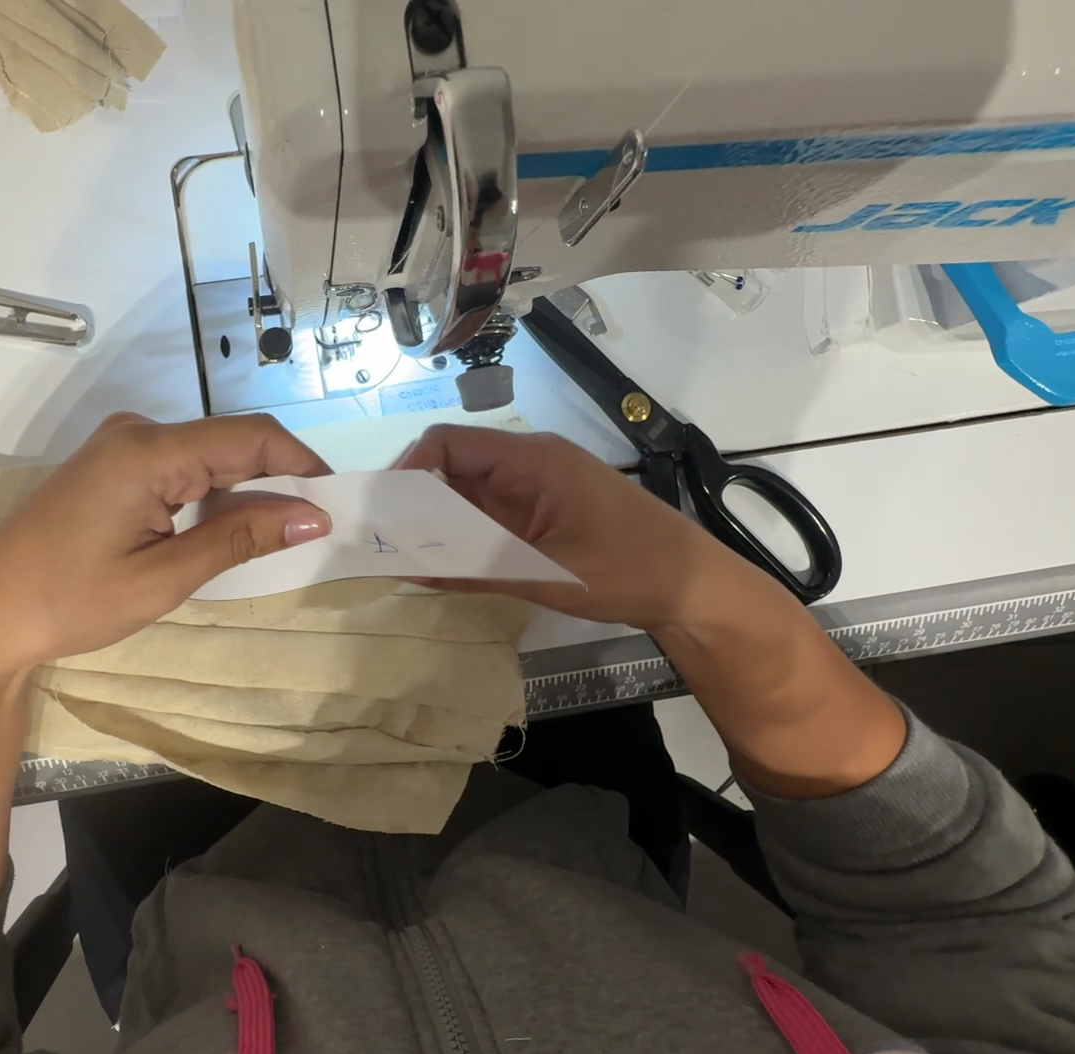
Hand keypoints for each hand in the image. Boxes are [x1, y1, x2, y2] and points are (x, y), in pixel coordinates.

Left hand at [0, 413, 331, 699]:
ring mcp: (121, 445)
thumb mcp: (164, 577)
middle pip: (232, 441)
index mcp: (149, 450)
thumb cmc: (70, 603)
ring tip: (269, 540)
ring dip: (246, 491)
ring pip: (209, 455)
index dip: (302, 463)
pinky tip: (222, 531)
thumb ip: (241, 538)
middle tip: (308, 532)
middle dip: (278, 481)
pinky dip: (213, 494)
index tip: (334, 504)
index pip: (251, 436)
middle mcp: (137, 431)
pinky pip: (182, 466)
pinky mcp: (112, 464)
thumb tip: (314, 515)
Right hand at [395, 424, 748, 629]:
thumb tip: (406, 568)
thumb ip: (473, 568)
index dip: (408, 470)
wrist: (693, 589)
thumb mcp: (545, 572)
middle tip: (381, 540)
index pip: (449, 443)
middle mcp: (527, 464)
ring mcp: (535, 489)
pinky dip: (461, 537)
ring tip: (402, 555)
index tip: (381, 513)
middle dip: (414, 501)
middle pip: (453, 467)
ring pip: (467, 494)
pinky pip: (487, 515)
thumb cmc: (628, 570)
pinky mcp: (540, 514)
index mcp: (531, 460)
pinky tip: (442, 563)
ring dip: (436, 522)